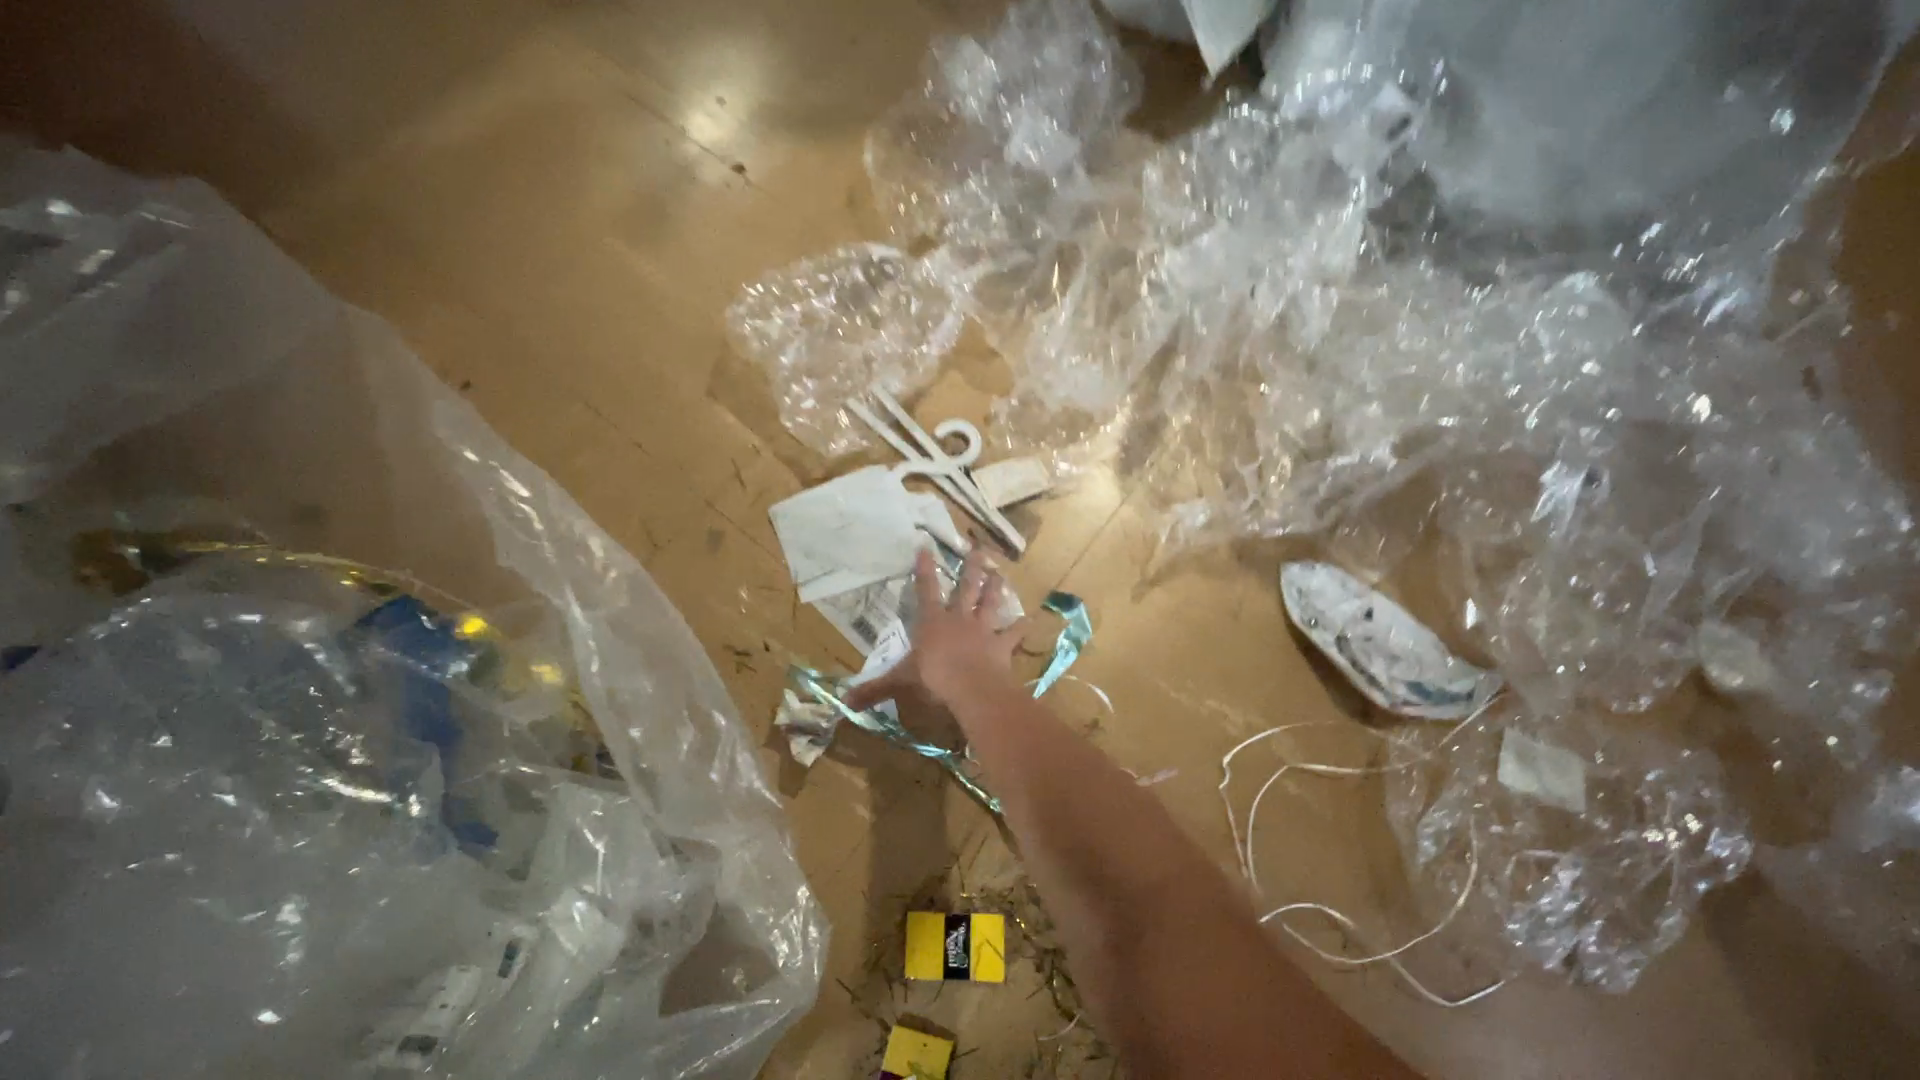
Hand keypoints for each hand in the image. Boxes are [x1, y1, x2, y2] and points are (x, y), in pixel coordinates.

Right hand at [843, 549, 1023, 710]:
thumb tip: (845, 702)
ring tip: (1001, 574)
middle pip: (966, 588)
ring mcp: (983, 630)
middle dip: (972, 568)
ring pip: (991, 603)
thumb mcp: (900, 682)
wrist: (972, 687)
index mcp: (933, 622)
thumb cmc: (934, 679)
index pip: (926, 589)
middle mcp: (959, 619)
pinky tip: (1030, 620)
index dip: (925, 569)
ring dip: (996, 588)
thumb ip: (875, 689)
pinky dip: (1021, 628)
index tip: (925, 547)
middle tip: (978, 549)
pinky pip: (1014, 634)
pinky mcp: (1002, 645)